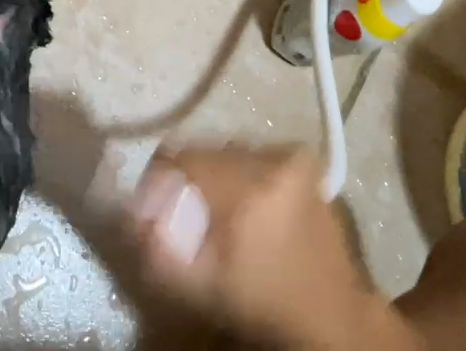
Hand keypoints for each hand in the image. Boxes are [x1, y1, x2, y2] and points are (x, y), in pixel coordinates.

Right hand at [129, 146, 405, 348]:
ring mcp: (293, 157)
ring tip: (216, 210)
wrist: (333, 315)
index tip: (154, 201)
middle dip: (188, 179)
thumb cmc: (265, 301)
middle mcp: (271, 160)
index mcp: (247, 186)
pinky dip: (242, 172)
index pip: (179, 155)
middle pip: (204, 151)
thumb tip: (132, 217)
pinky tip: (246, 202)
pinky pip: (255, 153)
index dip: (158, 177)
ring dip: (215, 174)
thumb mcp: (204, 287)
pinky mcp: (306, 161)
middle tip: (186, 212)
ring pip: (229, 151)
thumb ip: (159, 251)